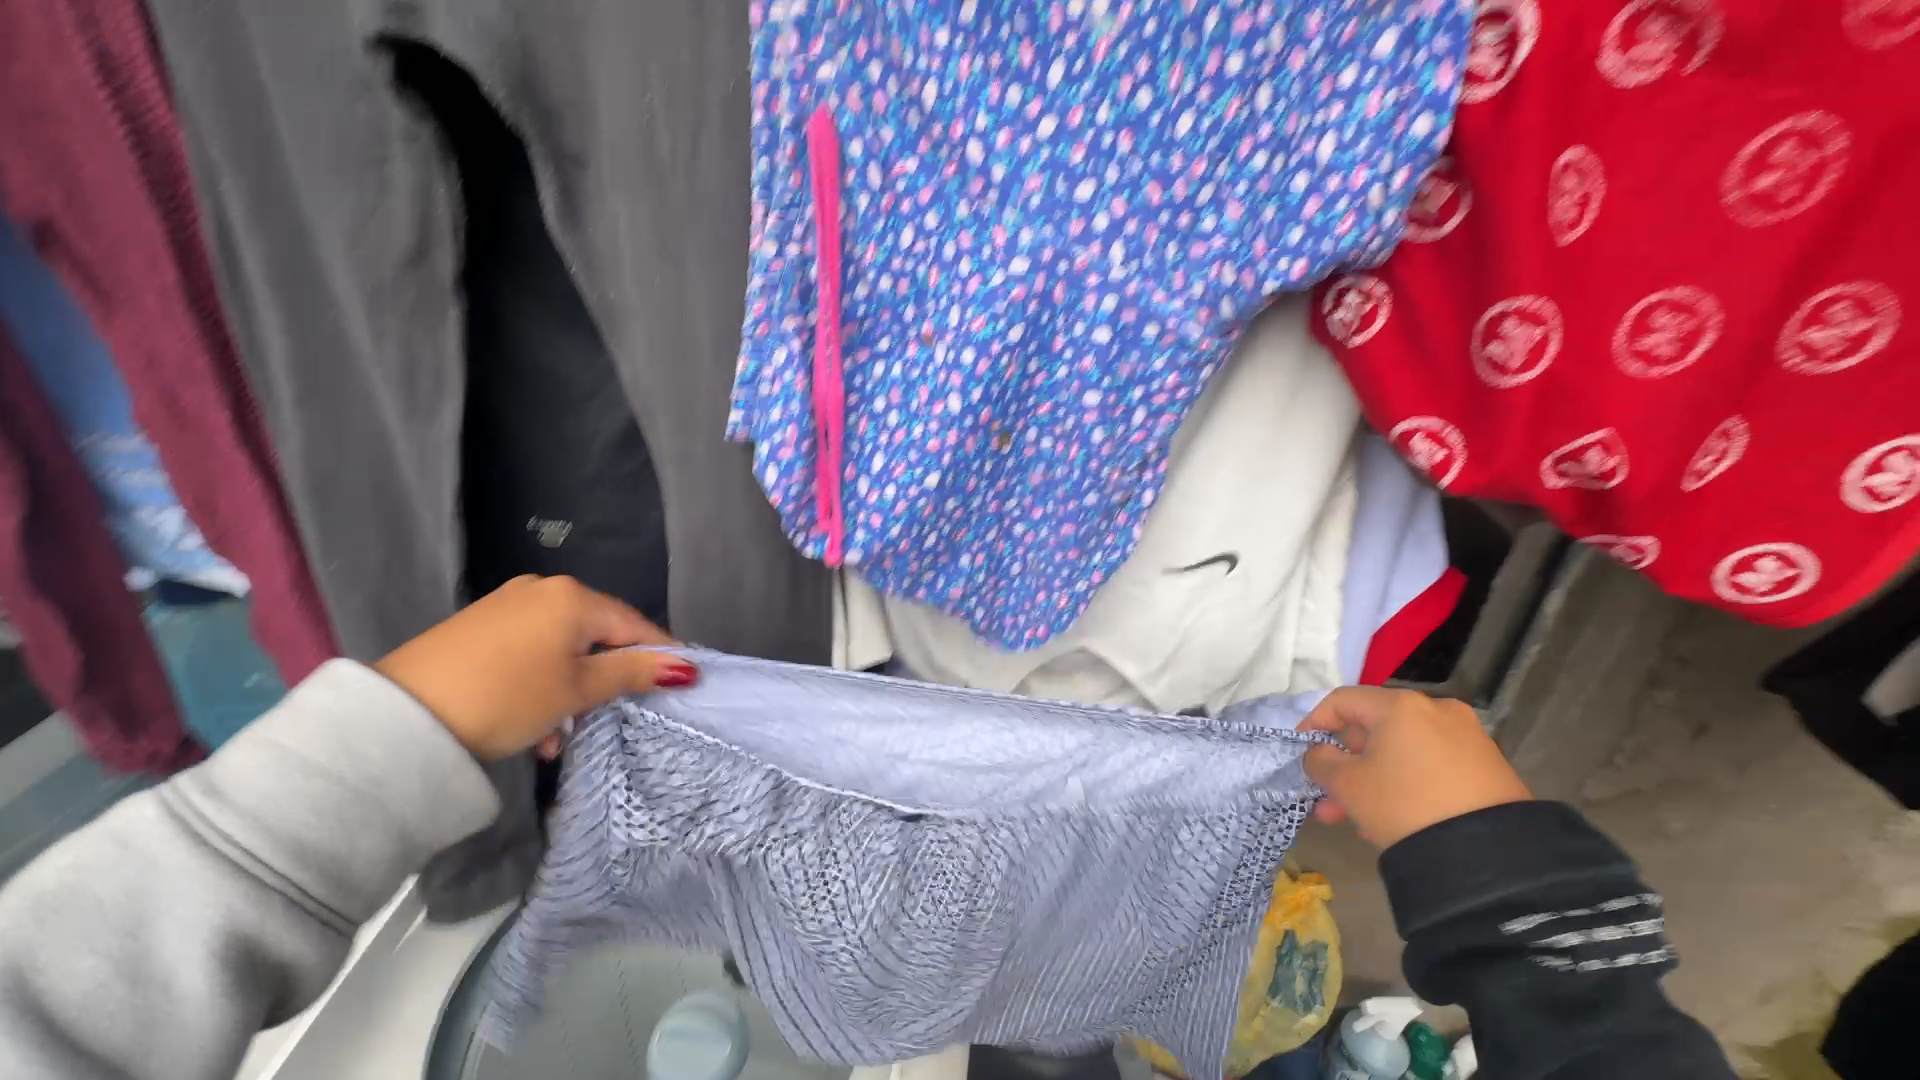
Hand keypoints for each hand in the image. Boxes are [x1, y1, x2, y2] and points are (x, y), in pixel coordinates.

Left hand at [374, 575, 692, 760]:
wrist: (402, 716)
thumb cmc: (508, 697)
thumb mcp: (578, 690)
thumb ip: (634, 673)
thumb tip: (687, 666)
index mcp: (574, 596)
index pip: (635, 625)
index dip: (659, 657)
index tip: (676, 688)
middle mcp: (543, 589)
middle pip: (598, 635)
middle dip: (606, 679)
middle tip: (606, 718)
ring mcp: (507, 604)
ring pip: (563, 648)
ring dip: (572, 689)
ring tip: (560, 735)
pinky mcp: (479, 626)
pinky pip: (532, 650)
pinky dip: (542, 682)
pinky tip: (533, 723)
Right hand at [1300, 686, 1532, 848]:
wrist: (1488, 853)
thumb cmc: (1404, 804)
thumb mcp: (1347, 785)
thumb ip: (1321, 761)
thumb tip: (1321, 753)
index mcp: (1400, 705)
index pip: (1342, 700)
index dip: (1314, 722)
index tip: (1301, 750)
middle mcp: (1436, 710)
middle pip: (1374, 728)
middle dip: (1346, 763)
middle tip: (1327, 796)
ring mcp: (1467, 737)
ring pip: (1402, 751)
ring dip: (1373, 778)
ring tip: (1356, 819)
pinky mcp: (1488, 766)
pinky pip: (1431, 766)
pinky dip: (1406, 783)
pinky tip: (1394, 817)